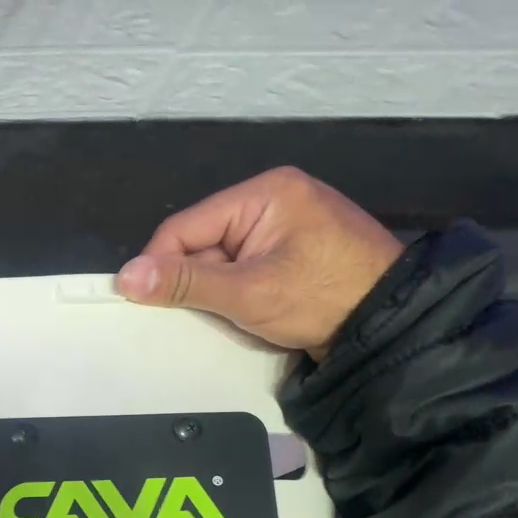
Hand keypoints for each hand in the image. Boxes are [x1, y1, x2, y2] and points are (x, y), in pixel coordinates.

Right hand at [114, 166, 403, 356]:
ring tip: (225, 313)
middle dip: (189, 281)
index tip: (147, 305)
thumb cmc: (324, 298)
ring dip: (209, 291)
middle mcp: (268, 200)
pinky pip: (235, 268)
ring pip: (213, 259)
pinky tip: (238, 310)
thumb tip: (125, 278)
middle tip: (198, 314)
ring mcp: (278, 225)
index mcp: (262, 194)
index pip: (182, 228)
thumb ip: (184, 283)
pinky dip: (227, 293)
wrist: (391, 323)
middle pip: (196, 243)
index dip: (158, 267)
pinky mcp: (284, 250)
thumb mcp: (248, 293)